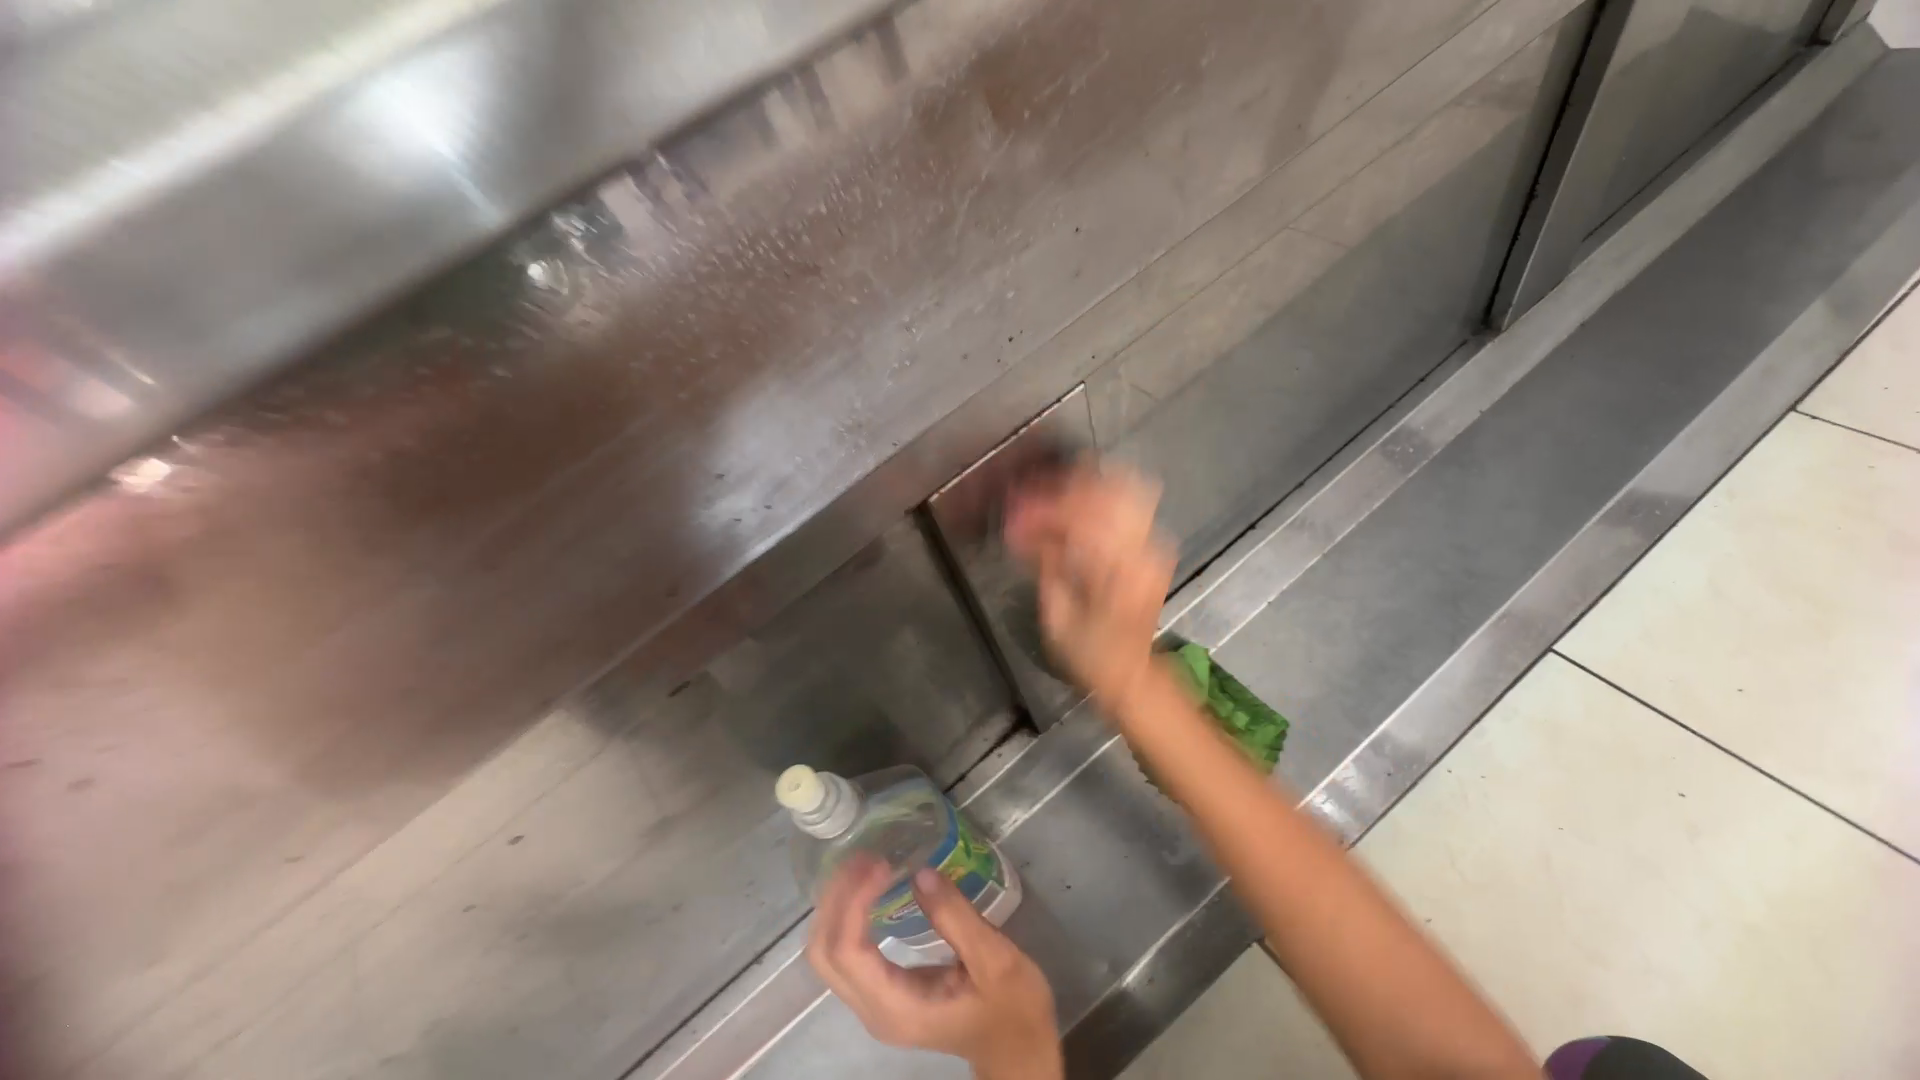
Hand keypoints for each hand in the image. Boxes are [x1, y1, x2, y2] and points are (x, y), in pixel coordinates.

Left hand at [808, 857, 1061, 1079]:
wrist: (1019, 1049)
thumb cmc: (1013, 1008)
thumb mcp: (995, 960)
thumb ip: (956, 918)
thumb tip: (919, 873)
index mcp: (896, 1008)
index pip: (848, 951)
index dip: (853, 902)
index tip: (880, 863)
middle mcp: (873, 1010)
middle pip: (824, 952)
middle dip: (836, 898)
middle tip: (866, 856)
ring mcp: (873, 1004)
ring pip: (828, 952)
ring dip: (838, 904)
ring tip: (865, 864)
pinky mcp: (881, 992)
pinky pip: (845, 952)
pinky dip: (848, 916)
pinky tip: (869, 887)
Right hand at [1004, 463, 1175, 707]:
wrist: (1134, 677)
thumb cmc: (1091, 656)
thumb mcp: (1057, 617)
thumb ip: (1046, 564)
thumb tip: (1024, 529)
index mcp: (1117, 567)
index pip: (1080, 516)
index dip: (1042, 509)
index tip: (1014, 512)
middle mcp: (1142, 548)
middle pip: (1109, 489)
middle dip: (1065, 486)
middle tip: (1032, 496)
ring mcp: (1153, 545)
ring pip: (1124, 490)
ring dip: (1083, 489)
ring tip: (1051, 498)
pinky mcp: (1153, 548)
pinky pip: (1128, 507)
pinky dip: (1097, 502)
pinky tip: (1070, 513)